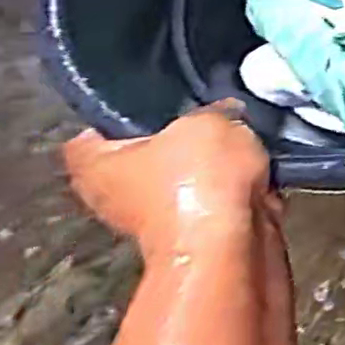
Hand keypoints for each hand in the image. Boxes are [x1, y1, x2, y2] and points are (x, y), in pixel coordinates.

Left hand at [63, 100, 276, 257]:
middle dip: (179, 138)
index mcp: (93, 166)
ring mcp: (148, 214)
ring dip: (209, 161)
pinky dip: (227, 182)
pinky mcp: (187, 226)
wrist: (227, 237)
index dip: (127, 116)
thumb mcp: (210, 120)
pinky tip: (251, 169)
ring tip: (242, 143)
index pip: (94, 132)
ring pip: (179, 173)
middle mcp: (108, 193)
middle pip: (144, 151)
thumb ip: (213, 108)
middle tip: (213, 120)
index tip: (166, 107)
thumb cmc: (198, 178)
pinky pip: (206, 191)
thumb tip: (223, 113)